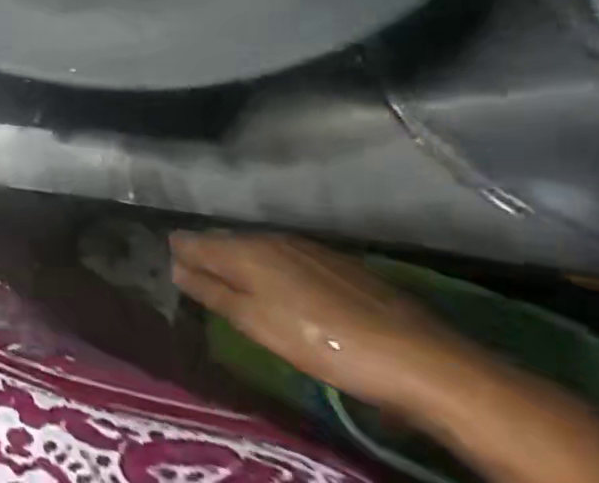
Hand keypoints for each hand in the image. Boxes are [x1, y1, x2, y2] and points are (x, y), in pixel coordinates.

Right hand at [170, 231, 477, 413]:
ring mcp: (308, 248)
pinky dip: (279, 275)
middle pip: (222, 241)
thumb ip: (210, 291)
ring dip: (247, 268)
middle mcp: (269, 237)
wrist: (424, 361)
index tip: (180, 280)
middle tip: (211, 294)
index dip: (178, 257)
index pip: (188, 239)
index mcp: (242, 248)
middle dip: (211, 261)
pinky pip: (290, 261)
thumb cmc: (322, 342)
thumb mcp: (254, 323)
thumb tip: (175, 266)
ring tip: (250, 299)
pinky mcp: (339, 265)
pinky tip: (294, 301)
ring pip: (258, 250)